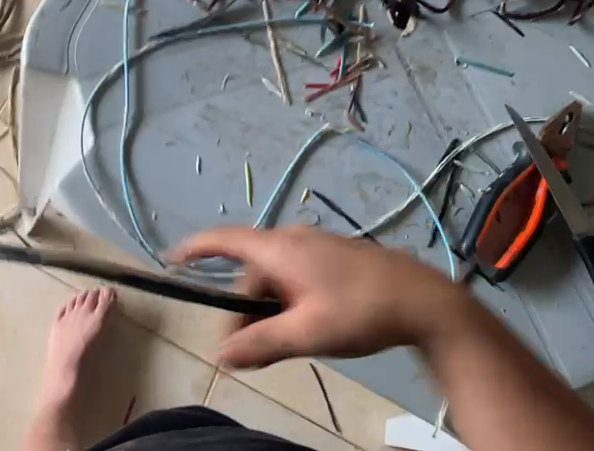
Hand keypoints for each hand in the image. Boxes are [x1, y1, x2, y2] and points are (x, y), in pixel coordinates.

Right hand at [168, 226, 476, 368]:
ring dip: (267, 309)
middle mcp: (292, 239)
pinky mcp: (332, 257)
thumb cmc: (360, 311)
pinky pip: (294, 275)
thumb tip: (221, 355)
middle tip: (246, 352)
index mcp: (279, 249)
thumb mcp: (308, 333)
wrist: (421, 298)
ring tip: (280, 346)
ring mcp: (314, 246)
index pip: (225, 240)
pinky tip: (303, 327)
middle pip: (250, 271)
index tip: (172, 258)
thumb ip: (262, 342)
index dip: (196, 247)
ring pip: (274, 276)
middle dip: (241, 308)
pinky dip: (286, 300)